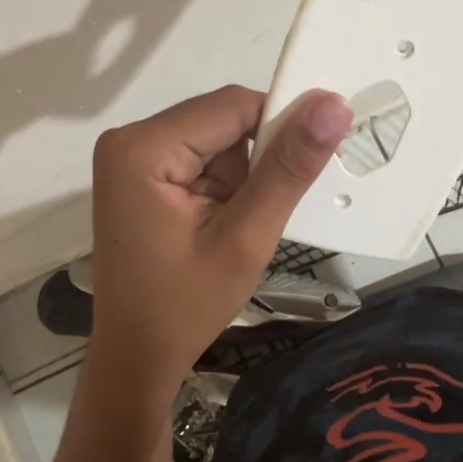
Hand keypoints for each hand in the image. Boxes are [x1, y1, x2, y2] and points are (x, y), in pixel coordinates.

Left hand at [88, 85, 352, 381]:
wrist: (136, 356)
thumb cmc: (186, 306)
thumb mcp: (245, 238)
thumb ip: (287, 169)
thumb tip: (333, 105)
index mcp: (143, 147)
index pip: (232, 105)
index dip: (280, 125)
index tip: (313, 162)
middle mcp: (129, 139)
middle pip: (220, 120)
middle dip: (255, 161)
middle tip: (265, 213)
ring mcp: (130, 159)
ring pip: (215, 141)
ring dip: (241, 178)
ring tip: (238, 228)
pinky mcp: (139, 178)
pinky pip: (198, 161)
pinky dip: (224, 187)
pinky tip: (222, 226)